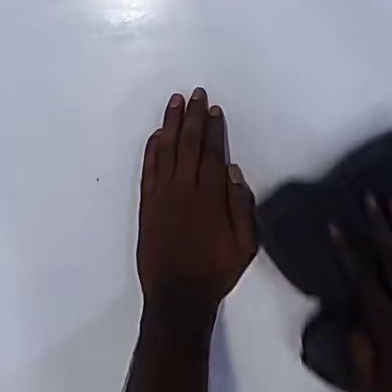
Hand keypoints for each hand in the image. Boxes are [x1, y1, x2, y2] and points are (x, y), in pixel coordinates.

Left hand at [136, 88, 257, 321]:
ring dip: (171, 123)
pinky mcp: (146, 203)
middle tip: (196, 93)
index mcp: (210, 197)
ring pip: (166, 150)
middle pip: (188, 143)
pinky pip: (148, 169)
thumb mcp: (244, 246)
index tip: (214, 109)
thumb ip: (241, 207)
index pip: (211, 153)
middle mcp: (184, 189)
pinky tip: (156, 134)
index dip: (213, 129)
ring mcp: (162, 194)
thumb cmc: (215, 271)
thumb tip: (234, 171)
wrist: (177, 297)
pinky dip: (151, 149)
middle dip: (193, 116)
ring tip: (175, 101)